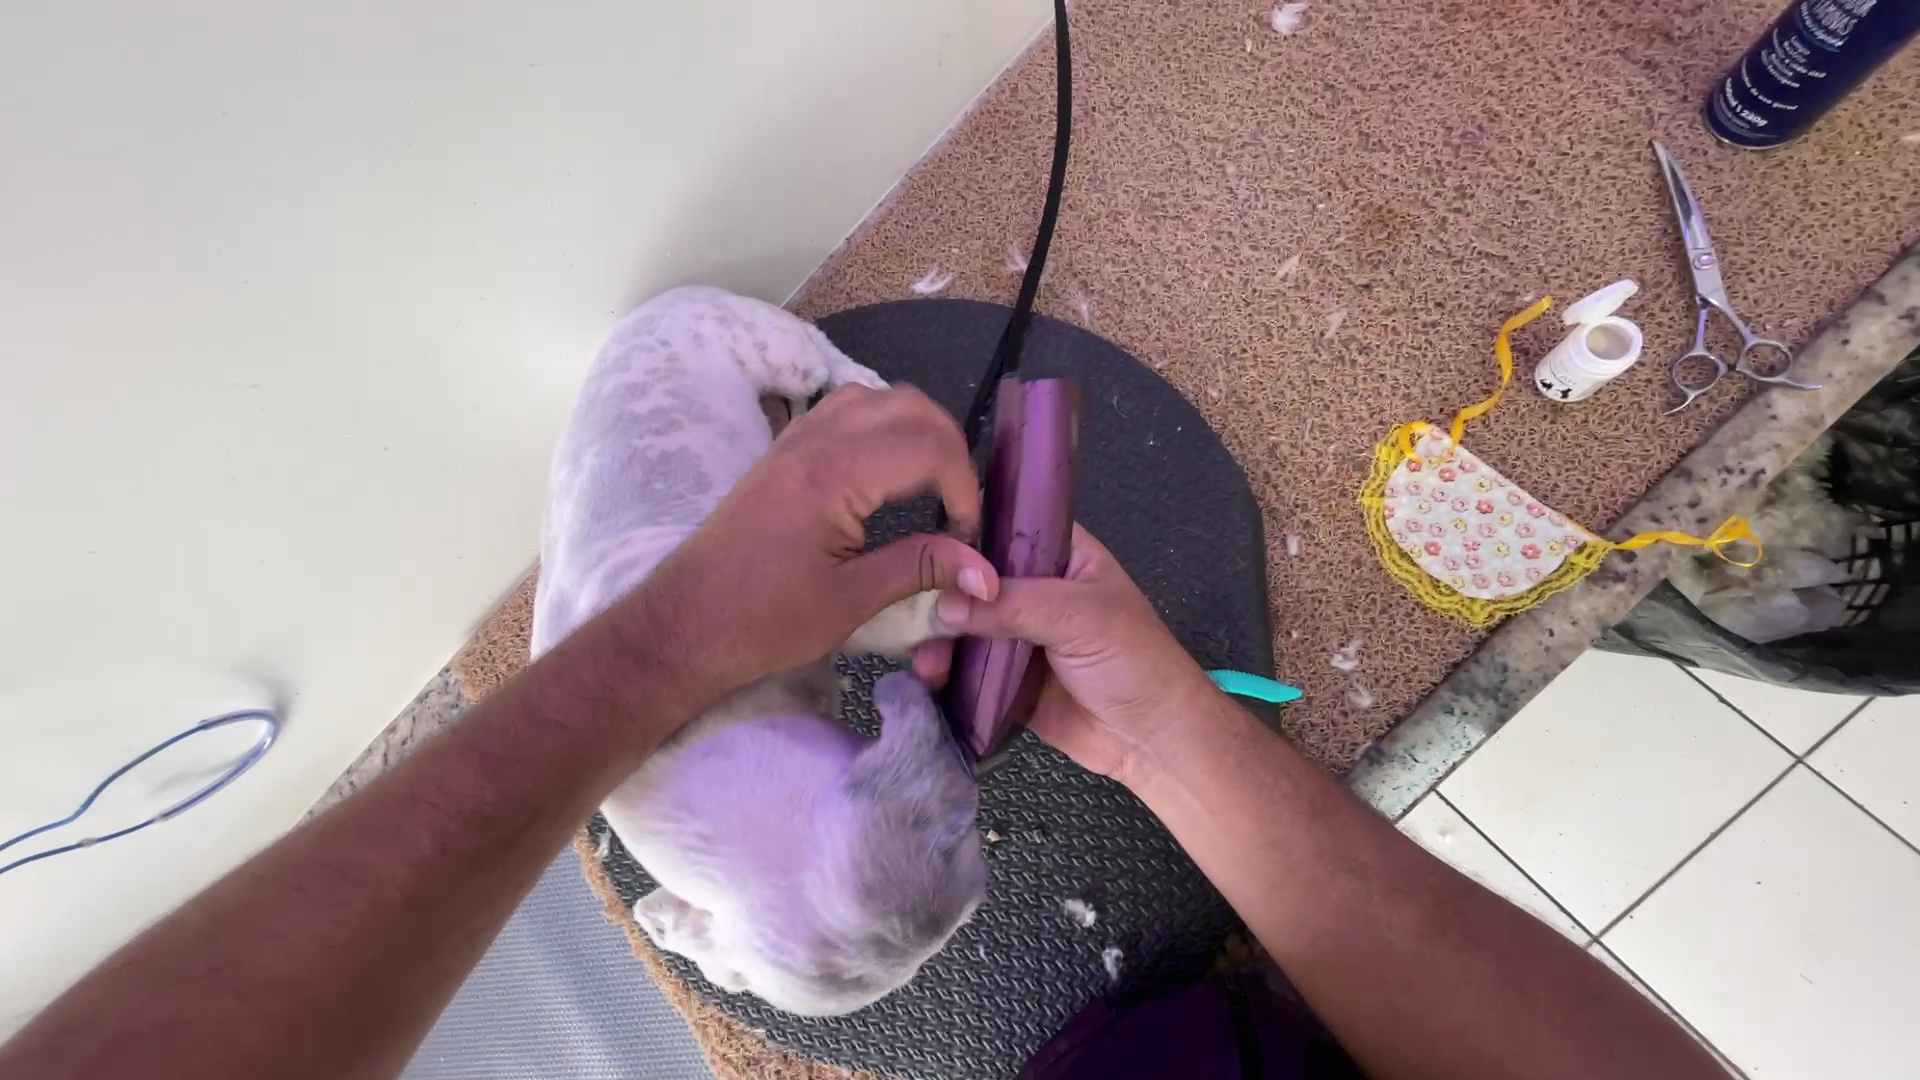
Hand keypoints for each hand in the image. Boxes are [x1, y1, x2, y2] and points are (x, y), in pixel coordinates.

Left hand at [627, 385, 998, 703]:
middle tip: (958, 502)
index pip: (928, 446)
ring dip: (917, 428)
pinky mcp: (783, 450)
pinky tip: (886, 466)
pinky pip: (845, 409)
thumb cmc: (765, 620)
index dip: (964, 485)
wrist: (686, 623)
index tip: (967, 531)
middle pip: (909, 406)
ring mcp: (795, 439)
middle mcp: (816, 440)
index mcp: (835, 475)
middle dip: (951, 448)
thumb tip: (985, 569)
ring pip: (876, 397)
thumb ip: (921, 568)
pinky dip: (881, 424)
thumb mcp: (852, 600)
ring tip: (931, 481)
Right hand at [932, 524, 1221, 786]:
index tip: (924, 549)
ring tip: (923, 659)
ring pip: (964, 626)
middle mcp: (1033, 589)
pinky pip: (966, 669)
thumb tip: (944, 606)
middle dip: (940, 595)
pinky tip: (926, 677)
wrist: (1152, 738)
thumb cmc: (1132, 659)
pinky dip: (944, 672)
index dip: (965, 535)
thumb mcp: (1079, 615)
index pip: (1004, 528)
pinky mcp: (1004, 678)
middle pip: (973, 582)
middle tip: (909, 611)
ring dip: (938, 639)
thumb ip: (1014, 604)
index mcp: (1059, 555)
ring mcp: (1017, 635)